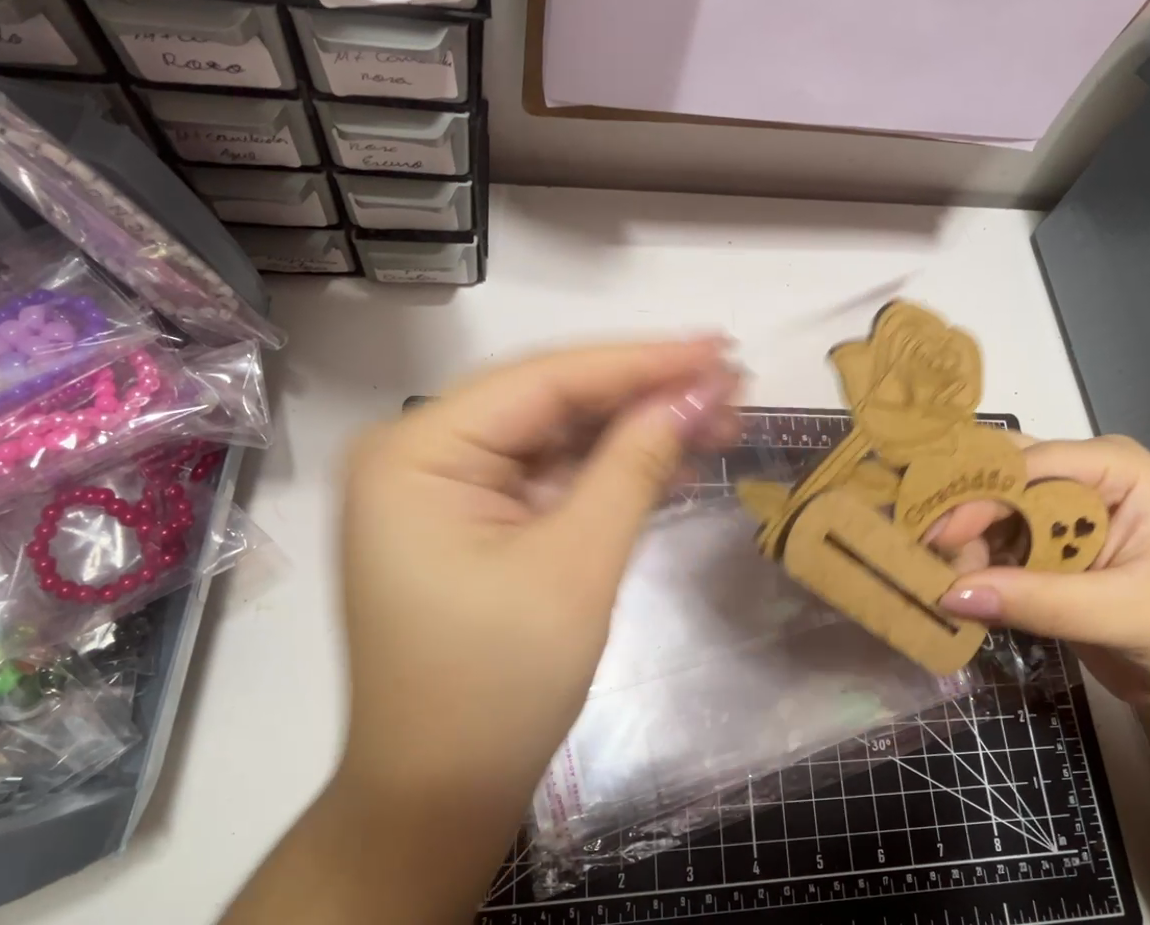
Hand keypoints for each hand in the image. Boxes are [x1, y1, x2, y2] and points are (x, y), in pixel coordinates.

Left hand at [336, 339, 738, 800]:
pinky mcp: (470, 521)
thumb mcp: (576, 566)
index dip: (641, 361)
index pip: (544, 379)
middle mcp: (419, 453)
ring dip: (634, 431)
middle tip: (732, 384)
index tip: (721, 348)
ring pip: (555, 437)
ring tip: (720, 417)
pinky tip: (672, 460)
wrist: (438, 801)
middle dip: (643, 394)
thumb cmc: (496, 688)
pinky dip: (608, 472)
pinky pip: (547, 478)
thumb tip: (699, 391)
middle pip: (549, 401)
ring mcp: (442, 488)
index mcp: (416, 451)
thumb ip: (635, 465)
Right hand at [929, 435, 1149, 718]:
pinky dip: (970, 569)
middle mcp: (1079, 480)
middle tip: (921, 550)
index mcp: (1112, 468)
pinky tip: (951, 589)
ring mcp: (1060, 518)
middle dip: (959, 512)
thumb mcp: (1130, 612)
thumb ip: (1040, 600)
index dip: (977, 496)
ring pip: (987, 515)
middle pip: (998, 479)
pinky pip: (992, 550)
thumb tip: (949, 594)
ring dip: (960, 545)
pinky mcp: (1045, 556)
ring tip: (937, 582)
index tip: (936, 537)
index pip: (1027, 466)